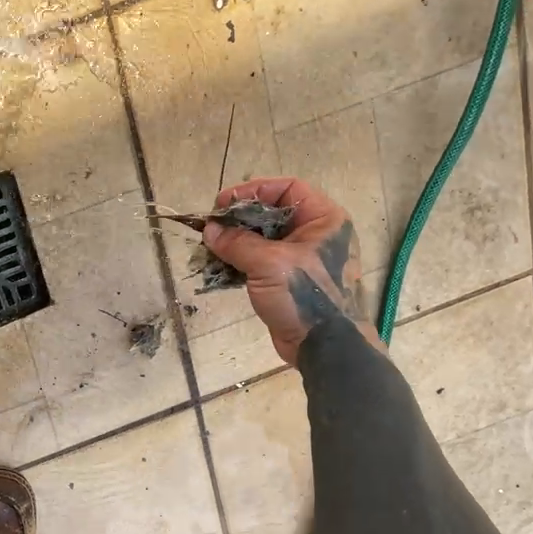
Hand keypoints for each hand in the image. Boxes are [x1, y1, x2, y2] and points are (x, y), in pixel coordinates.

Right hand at [201, 177, 373, 364]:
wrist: (322, 344)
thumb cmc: (305, 296)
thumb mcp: (269, 264)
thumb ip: (237, 243)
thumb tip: (209, 230)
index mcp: (323, 219)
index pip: (288, 189)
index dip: (254, 191)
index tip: (223, 202)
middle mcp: (314, 234)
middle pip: (271, 214)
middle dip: (239, 219)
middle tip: (211, 226)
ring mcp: (300, 259)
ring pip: (262, 240)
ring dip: (234, 243)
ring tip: (209, 248)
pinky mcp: (286, 281)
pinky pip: (259, 262)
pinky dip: (238, 263)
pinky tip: (218, 267)